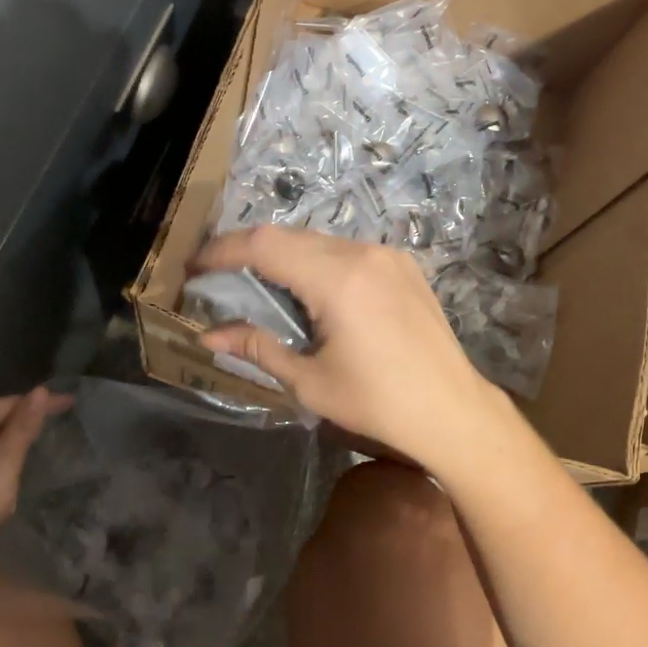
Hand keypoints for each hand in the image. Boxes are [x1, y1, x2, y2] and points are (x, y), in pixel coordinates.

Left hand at [0, 388, 68, 567]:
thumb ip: (24, 425)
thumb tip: (40, 390)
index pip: (6, 403)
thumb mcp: (5, 460)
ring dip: (6, 444)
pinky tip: (2, 474)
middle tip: (54, 422)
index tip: (71, 402)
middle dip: (21, 421)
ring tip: (33, 445)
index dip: (40, 403)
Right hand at [193, 227, 523, 468]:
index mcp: (337, 281)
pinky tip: (310, 290)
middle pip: (290, 236)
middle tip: (219, 276)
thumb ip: (257, 347)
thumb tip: (208, 335)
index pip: (265, 246)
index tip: (195, 267)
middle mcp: (362, 254)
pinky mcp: (403, 265)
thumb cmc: (377, 403)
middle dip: (249, 250)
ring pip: (319, 240)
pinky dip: (318, 260)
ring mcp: (387, 255)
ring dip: (285, 254)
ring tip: (261, 284)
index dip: (223, 250)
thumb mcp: (309, 381)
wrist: (452, 410)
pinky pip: (347, 250)